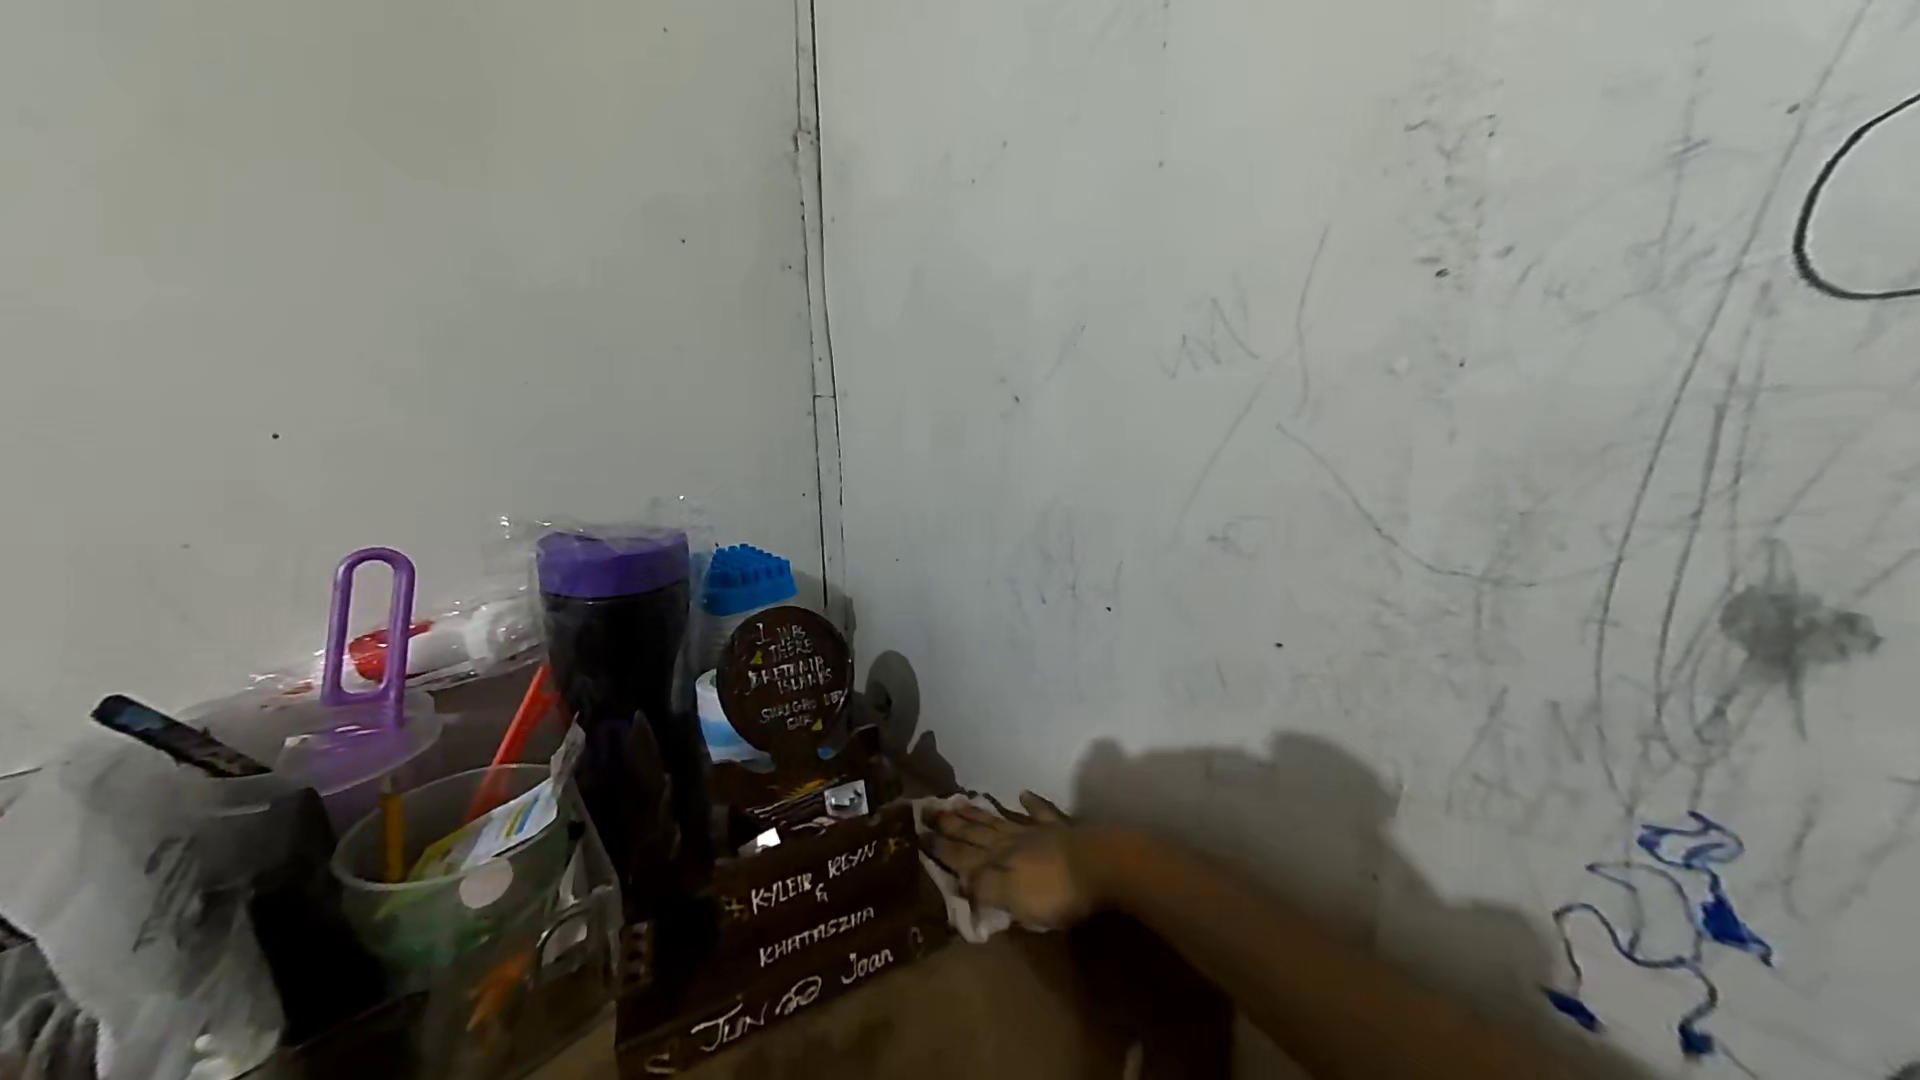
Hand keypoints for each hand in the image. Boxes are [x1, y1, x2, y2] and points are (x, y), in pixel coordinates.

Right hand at [923, 791, 1099, 929]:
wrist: (1102, 866)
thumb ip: (984, 888)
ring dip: (978, 812)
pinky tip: (1022, 794)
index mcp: (997, 860)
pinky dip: (1031, 803)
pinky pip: (1041, 813)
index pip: (961, 854)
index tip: (916, 834)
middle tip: (928, 809)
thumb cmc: (1057, 892)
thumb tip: (959, 880)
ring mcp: (1036, 832)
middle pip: (975, 832)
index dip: (939, 846)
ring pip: (999, 820)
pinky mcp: (1061, 830)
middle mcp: (1011, 841)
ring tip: (958, 800)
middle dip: (950, 824)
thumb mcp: (1014, 899)